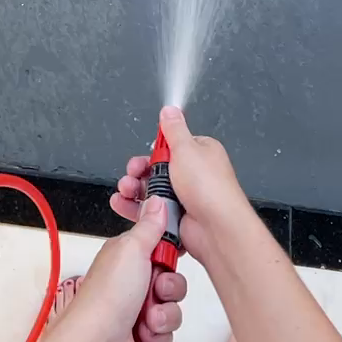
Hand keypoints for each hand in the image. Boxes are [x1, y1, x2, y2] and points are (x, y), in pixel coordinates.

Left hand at [68, 196, 188, 341]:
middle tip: (157, 289)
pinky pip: (167, 332)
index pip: (161, 249)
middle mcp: (132, 281)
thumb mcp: (132, 249)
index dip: (170, 256)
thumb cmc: (109, 294)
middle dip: (170, 287)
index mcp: (127, 256)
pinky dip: (159, 335)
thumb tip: (157, 201)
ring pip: (172, 307)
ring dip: (164, 314)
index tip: (169, 258)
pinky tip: (144, 335)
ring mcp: (137, 310)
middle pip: (171, 279)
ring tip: (147, 319)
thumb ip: (149, 226)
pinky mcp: (142, 336)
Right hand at [109, 106, 253, 259]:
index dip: (152, 152)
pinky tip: (127, 206)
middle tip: (131, 175)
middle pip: (157, 169)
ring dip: (135, 190)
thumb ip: (174, 129)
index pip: (170, 146)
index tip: (141, 158)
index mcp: (200, 153)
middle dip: (139, 173)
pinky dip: (139, 209)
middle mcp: (193, 175)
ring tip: (125, 191)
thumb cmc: (211, 189)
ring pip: (152, 190)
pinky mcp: (178, 217)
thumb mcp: (187, 148)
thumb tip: (170, 110)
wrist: (217, 230)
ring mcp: (185, 197)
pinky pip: (153, 210)